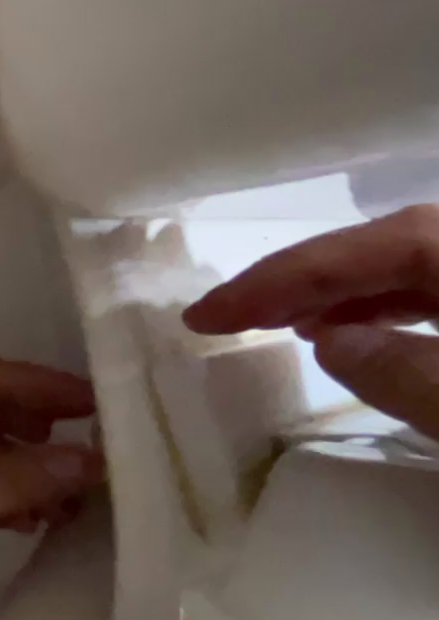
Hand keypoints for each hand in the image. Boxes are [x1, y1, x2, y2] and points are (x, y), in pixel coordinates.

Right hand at [183, 203, 438, 437]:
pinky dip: (392, 307)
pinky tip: (360, 334)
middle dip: (302, 278)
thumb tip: (332, 342)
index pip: (376, 245)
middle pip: (395, 245)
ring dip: (342, 293)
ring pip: (422, 267)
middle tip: (226, 315)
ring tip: (281, 324)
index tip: (204, 316)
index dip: (280, 275)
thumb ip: (411, 374)